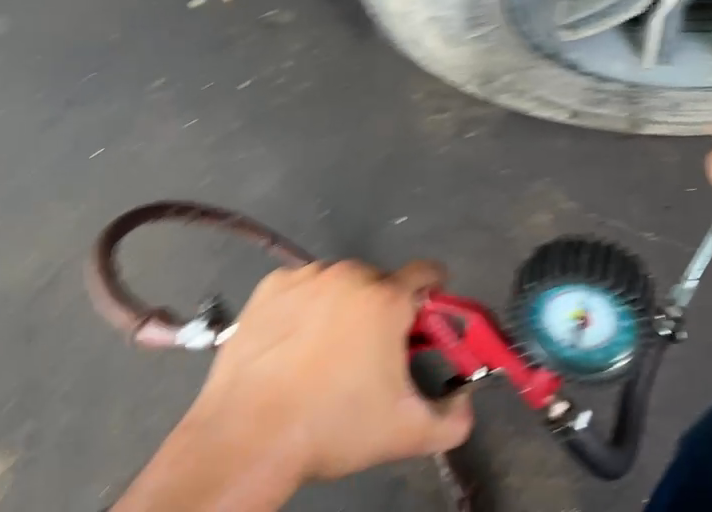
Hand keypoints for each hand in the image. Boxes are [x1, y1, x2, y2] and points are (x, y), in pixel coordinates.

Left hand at [190, 259, 474, 482]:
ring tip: (328, 356)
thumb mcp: (408, 433)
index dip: (434, 295)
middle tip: (373, 356)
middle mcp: (348, 276)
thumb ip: (456, 417)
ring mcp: (305, 278)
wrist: (247, 438)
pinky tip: (295, 346)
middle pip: (381, 284)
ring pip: (340, 285)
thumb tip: (464, 400)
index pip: (427, 273)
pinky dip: (305, 308)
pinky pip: (302, 289)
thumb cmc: (332, 427)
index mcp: (387, 299)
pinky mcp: (269, 288)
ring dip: (344, 308)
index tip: (427, 319)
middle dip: (385, 312)